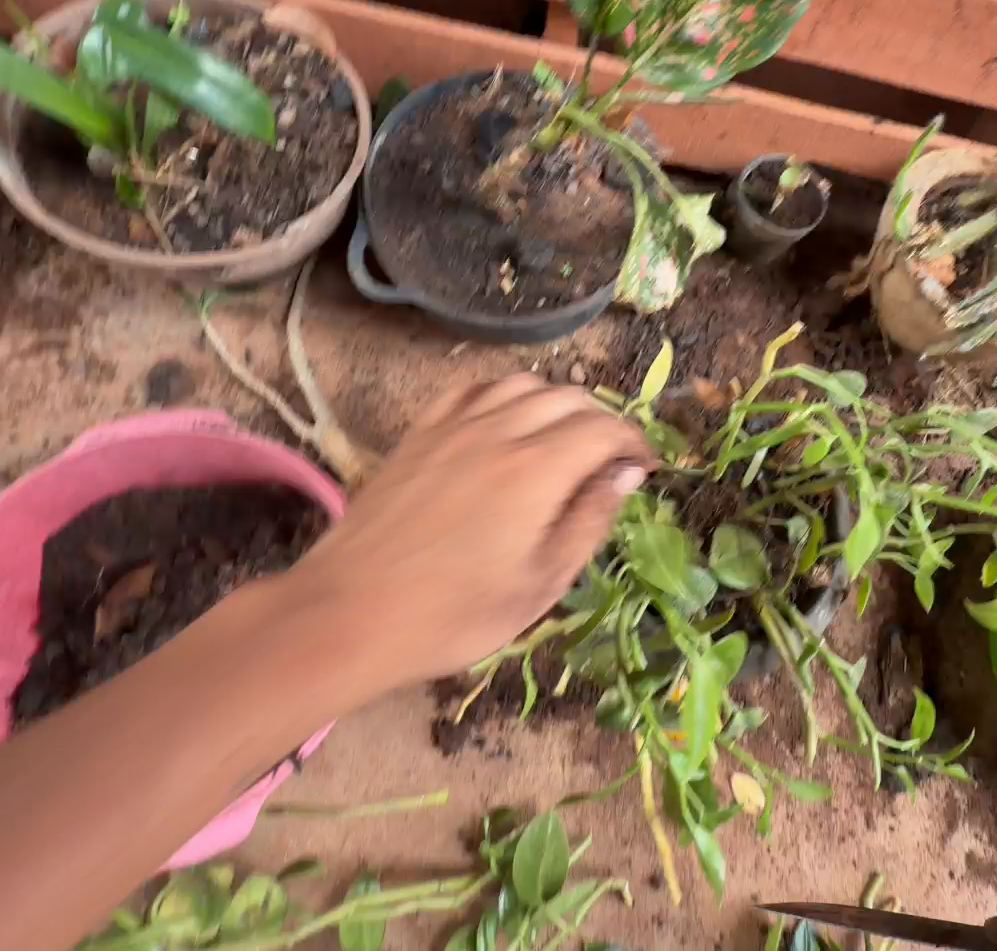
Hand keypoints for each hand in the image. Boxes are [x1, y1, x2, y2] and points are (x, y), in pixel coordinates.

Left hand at [278, 373, 653, 690]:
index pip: (605, 429)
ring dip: (558, 401)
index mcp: (537, 469)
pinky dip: (506, 395)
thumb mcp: (540, 584)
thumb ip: (589, 521)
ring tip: (567, 435)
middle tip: (612, 457)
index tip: (647, 466)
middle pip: (570, 398)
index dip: (635, 442)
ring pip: (523, 384)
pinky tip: (507, 420)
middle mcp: (499, 431)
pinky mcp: (421, 432)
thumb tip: (626, 474)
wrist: (349, 612)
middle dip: (604, 420)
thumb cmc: (454, 613)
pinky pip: (474, 389)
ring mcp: (455, 426)